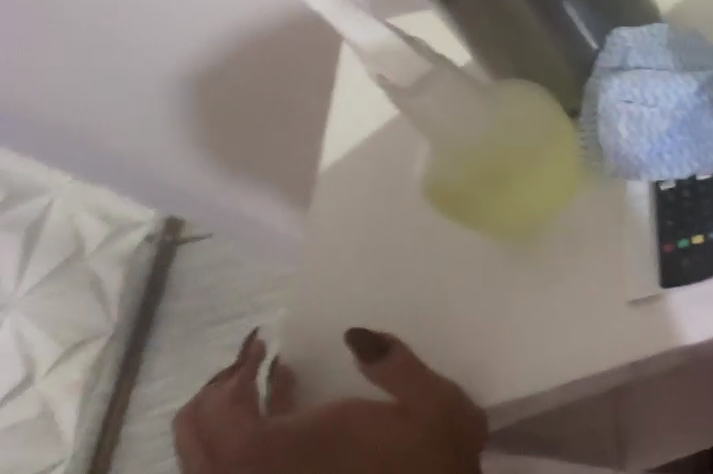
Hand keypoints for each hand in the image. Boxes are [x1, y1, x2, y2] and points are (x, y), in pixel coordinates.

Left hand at [173, 328, 485, 473]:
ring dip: (218, 416)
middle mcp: (264, 472)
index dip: (232, 376)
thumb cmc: (435, 453)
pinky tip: (277, 404)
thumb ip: (394, 366)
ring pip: (202, 459)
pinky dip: (234, 436)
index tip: (263, 342)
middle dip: (216, 392)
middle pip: (196, 438)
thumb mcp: (434, 401)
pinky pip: (229, 467)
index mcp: (297, 445)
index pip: (223, 414)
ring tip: (255, 379)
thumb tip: (354, 334)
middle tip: (255, 357)